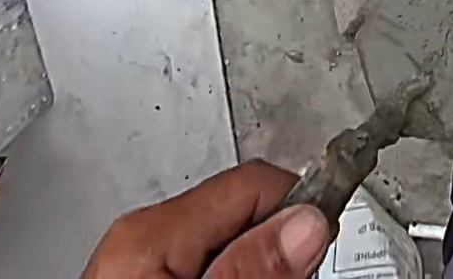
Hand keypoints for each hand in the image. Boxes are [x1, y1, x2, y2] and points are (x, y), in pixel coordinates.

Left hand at [81, 160, 330, 278]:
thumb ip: (251, 271)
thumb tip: (308, 222)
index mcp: (151, 233)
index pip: (261, 182)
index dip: (298, 213)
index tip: (313, 254)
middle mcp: (142, 235)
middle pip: (249, 209)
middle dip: (274, 245)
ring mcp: (139, 261)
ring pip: (233, 237)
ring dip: (255, 265)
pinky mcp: (142, 277)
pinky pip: (211, 258)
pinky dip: (233, 274)